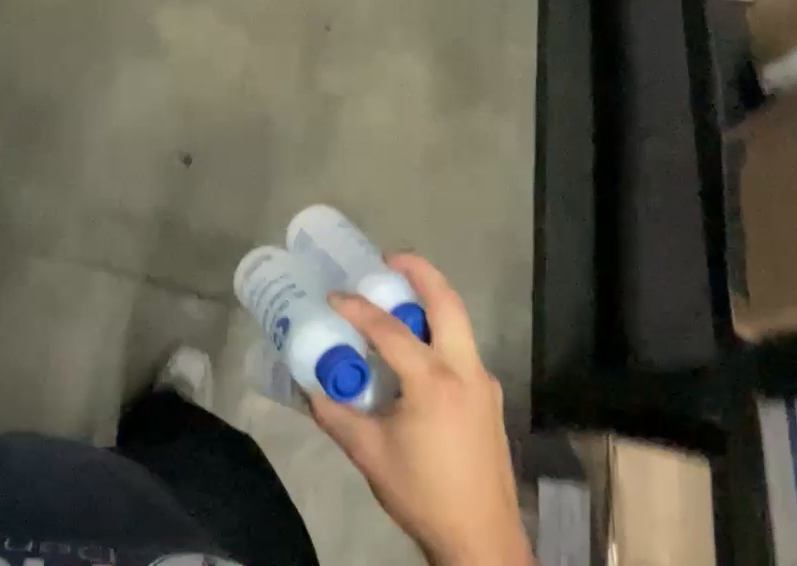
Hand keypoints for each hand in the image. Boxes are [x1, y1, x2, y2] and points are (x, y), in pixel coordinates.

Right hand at [308, 254, 529, 565]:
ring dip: (430, 299)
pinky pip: (463, 348)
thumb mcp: (368, 454)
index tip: (333, 295)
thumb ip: (334, 414)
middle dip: (418, 271)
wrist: (482, 541)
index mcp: (433, 382)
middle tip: (386, 259)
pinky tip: (415, 350)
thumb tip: (307, 385)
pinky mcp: (489, 398)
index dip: (357, 308)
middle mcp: (465, 371)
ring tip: (396, 296)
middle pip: (447, 302)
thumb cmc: (422, 494)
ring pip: (460, 322)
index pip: (389, 330)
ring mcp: (483, 383)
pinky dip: (439, 331)